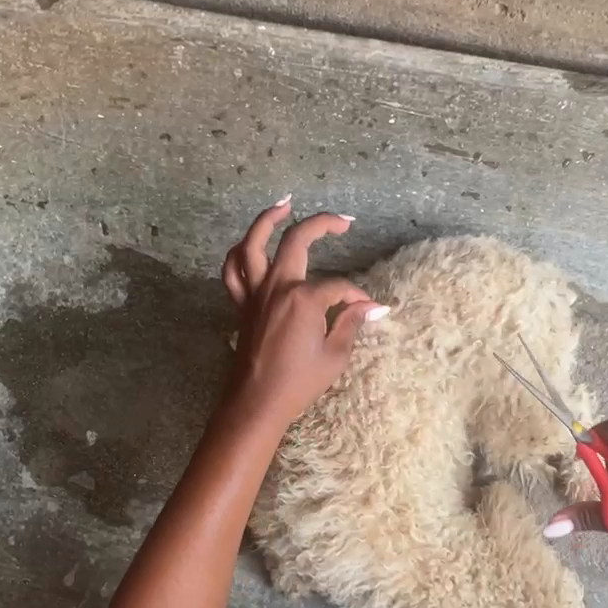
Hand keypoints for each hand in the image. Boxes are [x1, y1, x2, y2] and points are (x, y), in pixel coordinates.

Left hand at [220, 197, 386, 426]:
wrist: (257, 403)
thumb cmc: (298, 383)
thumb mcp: (334, 355)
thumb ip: (351, 324)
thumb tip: (374, 307)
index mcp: (304, 299)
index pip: (338, 286)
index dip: (357, 297)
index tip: (368, 310)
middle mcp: (277, 287)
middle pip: (298, 241)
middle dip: (323, 224)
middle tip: (344, 221)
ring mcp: (255, 293)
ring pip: (253, 244)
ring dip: (268, 219)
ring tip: (284, 203)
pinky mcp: (241, 305)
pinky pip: (233, 271)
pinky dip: (239, 253)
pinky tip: (250, 243)